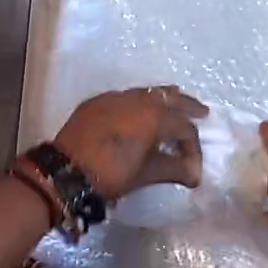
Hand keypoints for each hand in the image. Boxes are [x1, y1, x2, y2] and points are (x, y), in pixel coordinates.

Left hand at [52, 86, 207, 199]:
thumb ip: (174, 168)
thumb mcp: (147, 174)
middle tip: (201, 111)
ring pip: (146, 93)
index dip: (193, 148)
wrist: (66, 170)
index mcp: (154, 116)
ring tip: (173, 105)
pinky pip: (124, 97)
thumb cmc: (111, 173)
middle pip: (170, 98)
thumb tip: (194, 174)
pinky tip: (137, 112)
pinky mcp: (96, 102)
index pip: (184, 128)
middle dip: (187, 106)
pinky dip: (137, 103)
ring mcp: (114, 97)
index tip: (193, 168)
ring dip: (162, 100)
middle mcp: (137, 99)